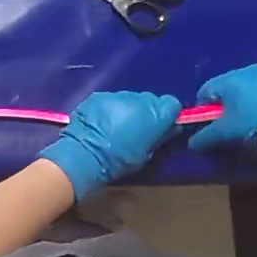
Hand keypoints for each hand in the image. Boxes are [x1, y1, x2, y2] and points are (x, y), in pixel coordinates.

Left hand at [39, 91, 181, 200]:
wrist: (84, 155)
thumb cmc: (120, 161)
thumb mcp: (147, 154)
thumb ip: (161, 137)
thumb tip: (172, 127)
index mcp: (155, 114)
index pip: (171, 104)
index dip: (167, 114)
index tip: (160, 126)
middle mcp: (138, 99)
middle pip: (150, 99)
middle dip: (146, 111)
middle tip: (137, 127)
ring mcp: (116, 95)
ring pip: (130, 98)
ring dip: (127, 109)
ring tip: (117, 125)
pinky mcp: (98, 96)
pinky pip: (110, 99)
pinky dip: (110, 108)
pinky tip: (101, 122)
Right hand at [188, 64, 256, 154]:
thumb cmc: (255, 124)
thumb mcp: (227, 132)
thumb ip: (206, 136)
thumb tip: (192, 143)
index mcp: (229, 80)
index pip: (207, 90)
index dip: (205, 106)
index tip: (210, 119)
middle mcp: (247, 70)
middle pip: (230, 85)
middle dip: (228, 100)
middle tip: (233, 118)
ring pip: (251, 83)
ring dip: (249, 95)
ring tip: (255, 114)